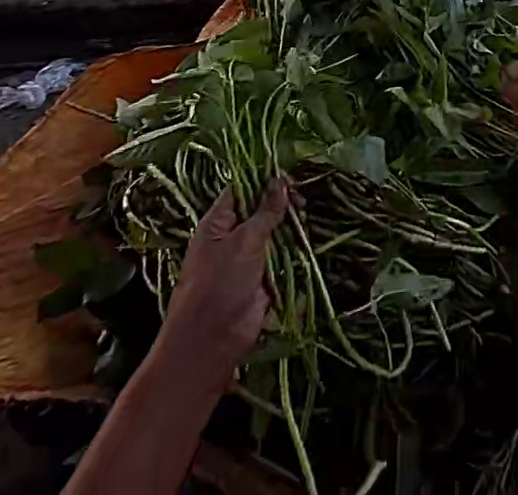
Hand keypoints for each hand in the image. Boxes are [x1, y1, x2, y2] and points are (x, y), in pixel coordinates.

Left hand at [158, 180, 288, 371]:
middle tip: (301, 202)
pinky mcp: (261, 277)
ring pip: (273, 232)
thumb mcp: (244, 241)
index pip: (241, 189)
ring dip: (289, 227)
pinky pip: (280, 256)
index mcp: (218, 222)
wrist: (212, 340)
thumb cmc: (219, 284)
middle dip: (281, 204)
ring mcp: (247, 258)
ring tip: (304, 219)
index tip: (288, 177)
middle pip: (259, 210)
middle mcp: (231, 236)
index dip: (263, 180)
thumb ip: (265, 211)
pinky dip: (293, 250)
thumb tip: (278, 181)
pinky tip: (306, 241)